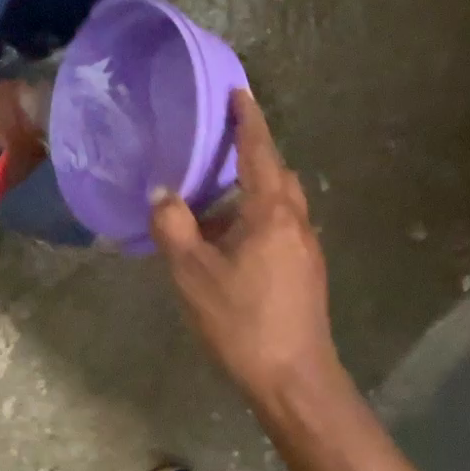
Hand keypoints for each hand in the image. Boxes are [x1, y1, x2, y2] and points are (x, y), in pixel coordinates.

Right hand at [150, 90, 337, 396]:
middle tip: (216, 146)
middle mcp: (296, 221)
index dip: (247, 119)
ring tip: (213, 198)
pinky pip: (280, 227)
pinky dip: (256, 218)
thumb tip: (162, 193)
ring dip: (251, 191)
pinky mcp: (307, 272)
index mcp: (271, 211)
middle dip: (250, 154)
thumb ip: (173, 226)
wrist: (294, 379)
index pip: (259, 150)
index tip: (238, 92)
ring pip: (280, 203)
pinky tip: (229, 242)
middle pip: (276, 173)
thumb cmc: (241, 321)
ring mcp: (307, 248)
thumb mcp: (192, 273)